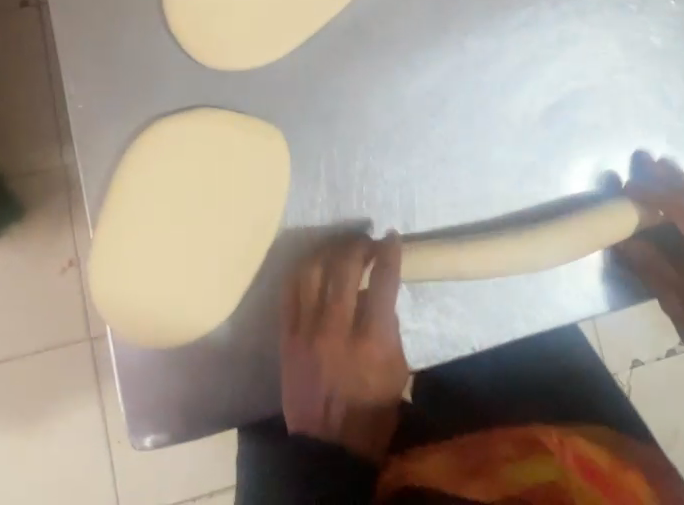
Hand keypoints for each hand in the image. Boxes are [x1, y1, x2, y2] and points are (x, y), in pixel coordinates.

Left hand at [280, 234, 408, 462]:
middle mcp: (337, 329)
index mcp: (372, 340)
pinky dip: (304, 270)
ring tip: (340, 247)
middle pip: (345, 267)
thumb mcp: (397, 368)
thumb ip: (388, 326)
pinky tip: (315, 264)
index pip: (383, 280)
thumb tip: (376, 291)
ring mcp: (306, 331)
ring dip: (329, 251)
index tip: (391, 237)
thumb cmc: (373, 410)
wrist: (328, 446)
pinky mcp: (286, 337)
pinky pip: (290, 291)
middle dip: (358, 245)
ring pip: (313, 271)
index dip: (389, 252)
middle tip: (366, 240)